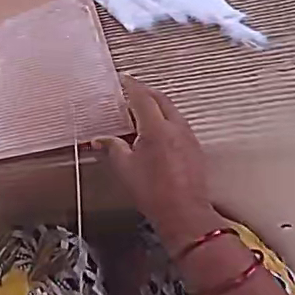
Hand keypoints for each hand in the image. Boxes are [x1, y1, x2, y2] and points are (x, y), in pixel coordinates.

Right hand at [96, 78, 220, 247]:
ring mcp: (188, 138)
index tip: (122, 80)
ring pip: (171, 111)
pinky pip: (179, 124)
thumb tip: (100, 140)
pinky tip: (155, 131)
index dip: (131, 86)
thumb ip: (112, 147)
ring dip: (156, 106)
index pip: (142, 97)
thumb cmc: (155, 193)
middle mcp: (176, 128)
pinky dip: (165, 120)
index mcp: (156, 128)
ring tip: (140, 111)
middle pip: (160, 99)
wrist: (184, 214)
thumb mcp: (125, 168)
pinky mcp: (194, 149)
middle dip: (145, 92)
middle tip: (130, 91)